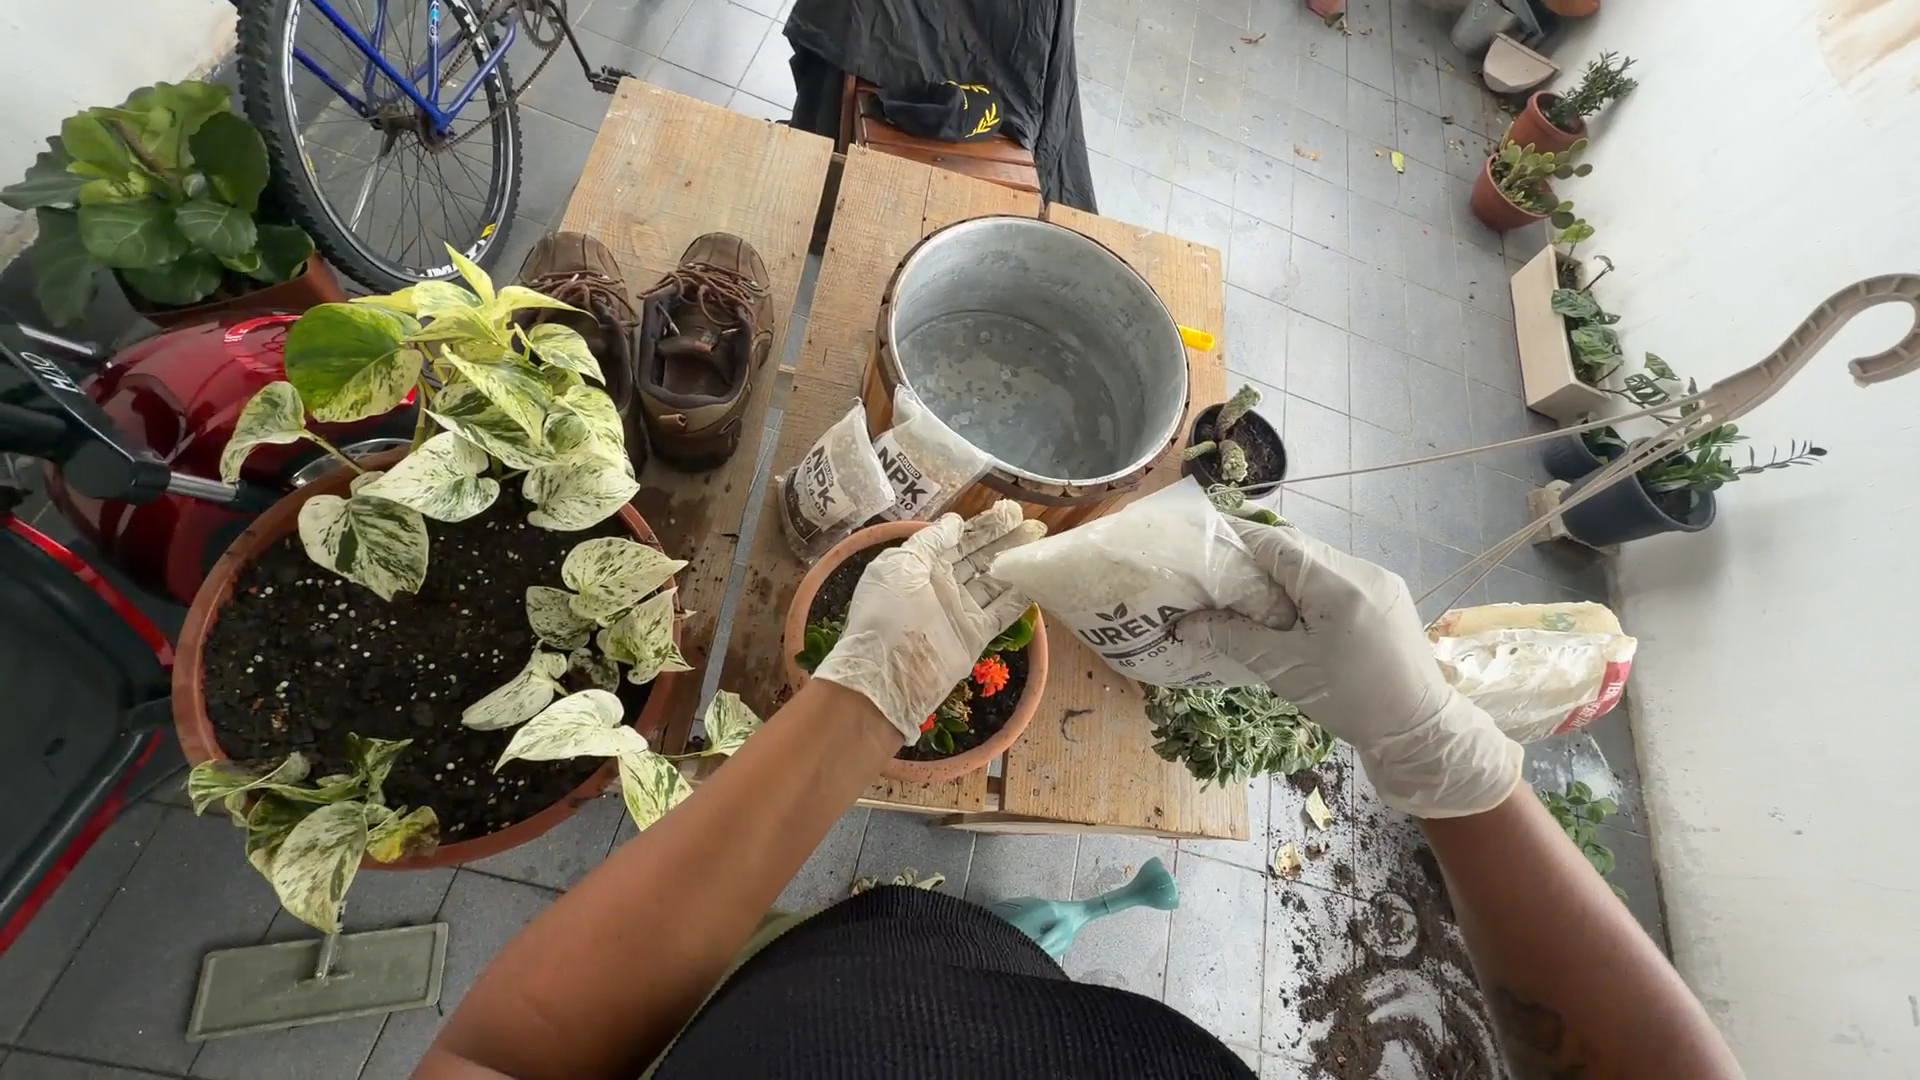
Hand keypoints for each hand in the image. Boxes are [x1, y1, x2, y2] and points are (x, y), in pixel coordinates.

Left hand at [812, 502, 1044, 743]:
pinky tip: (1037, 579)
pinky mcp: (976, 635)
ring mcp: (961, 610)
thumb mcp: (900, 564)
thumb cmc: (886, 612)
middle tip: (1032, 523)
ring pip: (994, 581)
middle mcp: (943, 585)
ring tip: (1041, 542)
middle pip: (979, 557)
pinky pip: (1002, 612)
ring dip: (1016, 562)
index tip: (1009, 511)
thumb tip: (956, 522)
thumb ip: (930, 541)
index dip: (982, 526)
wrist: (885, 673)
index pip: (957, 540)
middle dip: (1004, 540)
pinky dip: (1019, 597)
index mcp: (922, 566)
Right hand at [1179, 520, 1521, 817]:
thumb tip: (1183, 624)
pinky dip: (1306, 582)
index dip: (1236, 536)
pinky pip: (1336, 575)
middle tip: (1218, 569)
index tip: (1203, 538)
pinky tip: (1290, 607)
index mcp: (1336, 585)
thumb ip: (1233, 637)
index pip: (1274, 542)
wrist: (1422, 732)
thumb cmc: (1351, 700)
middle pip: (1295, 546)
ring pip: (1316, 559)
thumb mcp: (1284, 670)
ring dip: (1281, 569)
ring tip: (1248, 591)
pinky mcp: (1387, 595)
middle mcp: (1361, 570)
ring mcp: (1379, 580)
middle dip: (1254, 554)